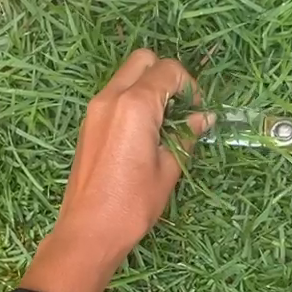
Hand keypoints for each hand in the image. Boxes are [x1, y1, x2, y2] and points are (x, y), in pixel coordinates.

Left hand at [21, 50, 203, 291]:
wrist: (88, 231)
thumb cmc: (132, 204)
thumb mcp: (168, 170)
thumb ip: (185, 137)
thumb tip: (203, 119)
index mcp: (135, 105)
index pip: (168, 71)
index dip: (189, 86)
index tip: (198, 110)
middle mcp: (111, 97)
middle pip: (143, 61)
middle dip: (166, 76)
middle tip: (181, 107)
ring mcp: (95, 109)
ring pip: (126, 76)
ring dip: (148, 87)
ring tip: (165, 123)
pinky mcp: (88, 124)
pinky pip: (114, 96)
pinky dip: (133, 101)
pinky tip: (145, 132)